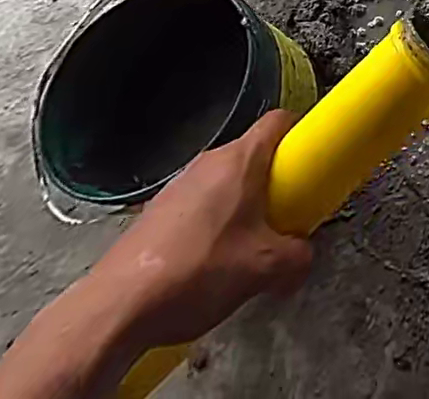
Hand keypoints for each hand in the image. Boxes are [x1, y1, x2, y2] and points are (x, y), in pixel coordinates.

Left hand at [87, 110, 313, 348]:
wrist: (117, 307)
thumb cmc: (198, 271)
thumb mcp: (264, 268)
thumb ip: (298, 257)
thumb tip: (303, 256)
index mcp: (240, 160)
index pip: (279, 120)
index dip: (300, 132)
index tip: (311, 159)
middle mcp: (210, 161)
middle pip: (255, 152)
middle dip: (275, 180)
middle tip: (285, 215)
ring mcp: (180, 183)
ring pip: (227, 179)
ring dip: (244, 203)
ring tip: (248, 246)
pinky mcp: (158, 210)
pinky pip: (201, 201)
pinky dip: (215, 220)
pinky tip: (211, 261)